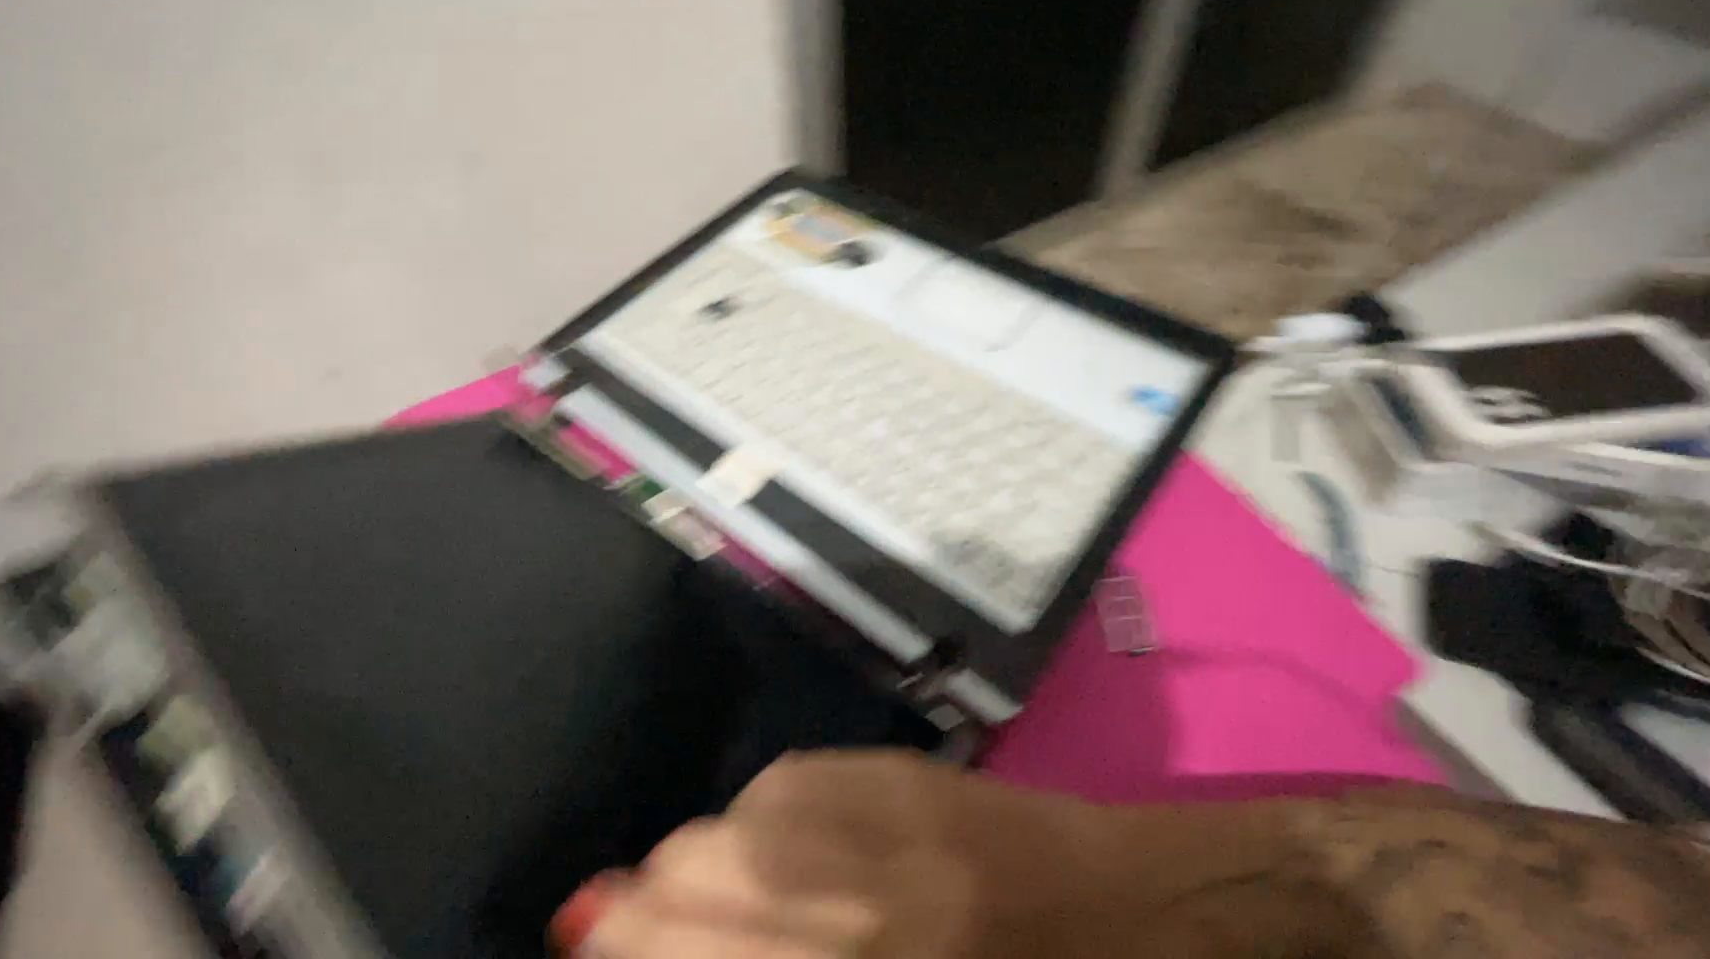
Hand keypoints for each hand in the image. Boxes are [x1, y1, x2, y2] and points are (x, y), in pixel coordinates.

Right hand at [573, 749, 1075, 958]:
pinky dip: (768, 815)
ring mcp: (875, 824)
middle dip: (650, 904)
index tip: (592, 937)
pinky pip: (782, 783)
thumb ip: (749, 954)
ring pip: (726, 824)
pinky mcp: (893, 769)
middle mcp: (852, 908)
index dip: (620, 939)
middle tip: (664, 918)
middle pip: (689, 875)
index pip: (684, 945)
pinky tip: (801, 840)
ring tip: (750, 882)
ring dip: (714, 858)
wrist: (1117, 915)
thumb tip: (641, 928)